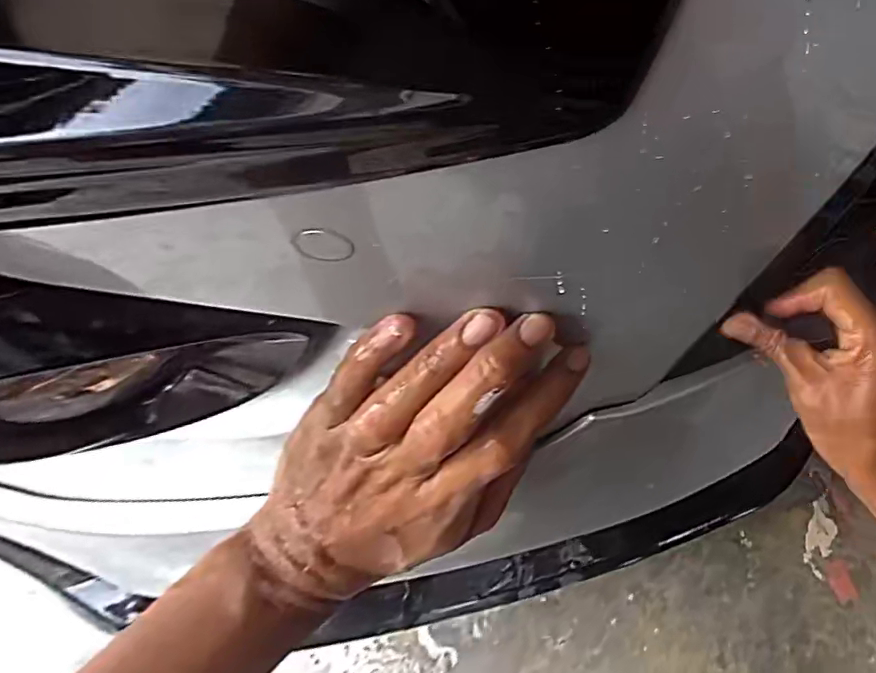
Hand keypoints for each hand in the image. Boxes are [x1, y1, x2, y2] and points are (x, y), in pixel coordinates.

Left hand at [242, 308, 589, 609]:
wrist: (306, 553)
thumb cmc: (389, 537)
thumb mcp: (461, 528)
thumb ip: (501, 475)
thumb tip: (535, 413)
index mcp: (443, 498)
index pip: (505, 442)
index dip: (544, 397)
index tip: (569, 359)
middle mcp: (404, 468)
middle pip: (459, 413)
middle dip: (503, 364)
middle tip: (535, 328)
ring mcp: (363, 440)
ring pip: (410, 392)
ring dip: (451, 353)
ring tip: (487, 321)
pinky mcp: (328, 417)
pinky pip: (350, 380)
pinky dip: (376, 351)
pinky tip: (403, 323)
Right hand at [720, 268, 875, 500]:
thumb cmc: (854, 437)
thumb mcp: (805, 386)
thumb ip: (772, 343)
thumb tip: (738, 321)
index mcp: (874, 333)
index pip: (830, 285)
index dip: (794, 294)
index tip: (770, 312)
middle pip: (835, 290)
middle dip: (798, 304)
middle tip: (771, 322)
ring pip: (840, 303)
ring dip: (809, 315)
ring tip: (784, 334)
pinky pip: (849, 318)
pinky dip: (824, 326)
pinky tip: (806, 345)